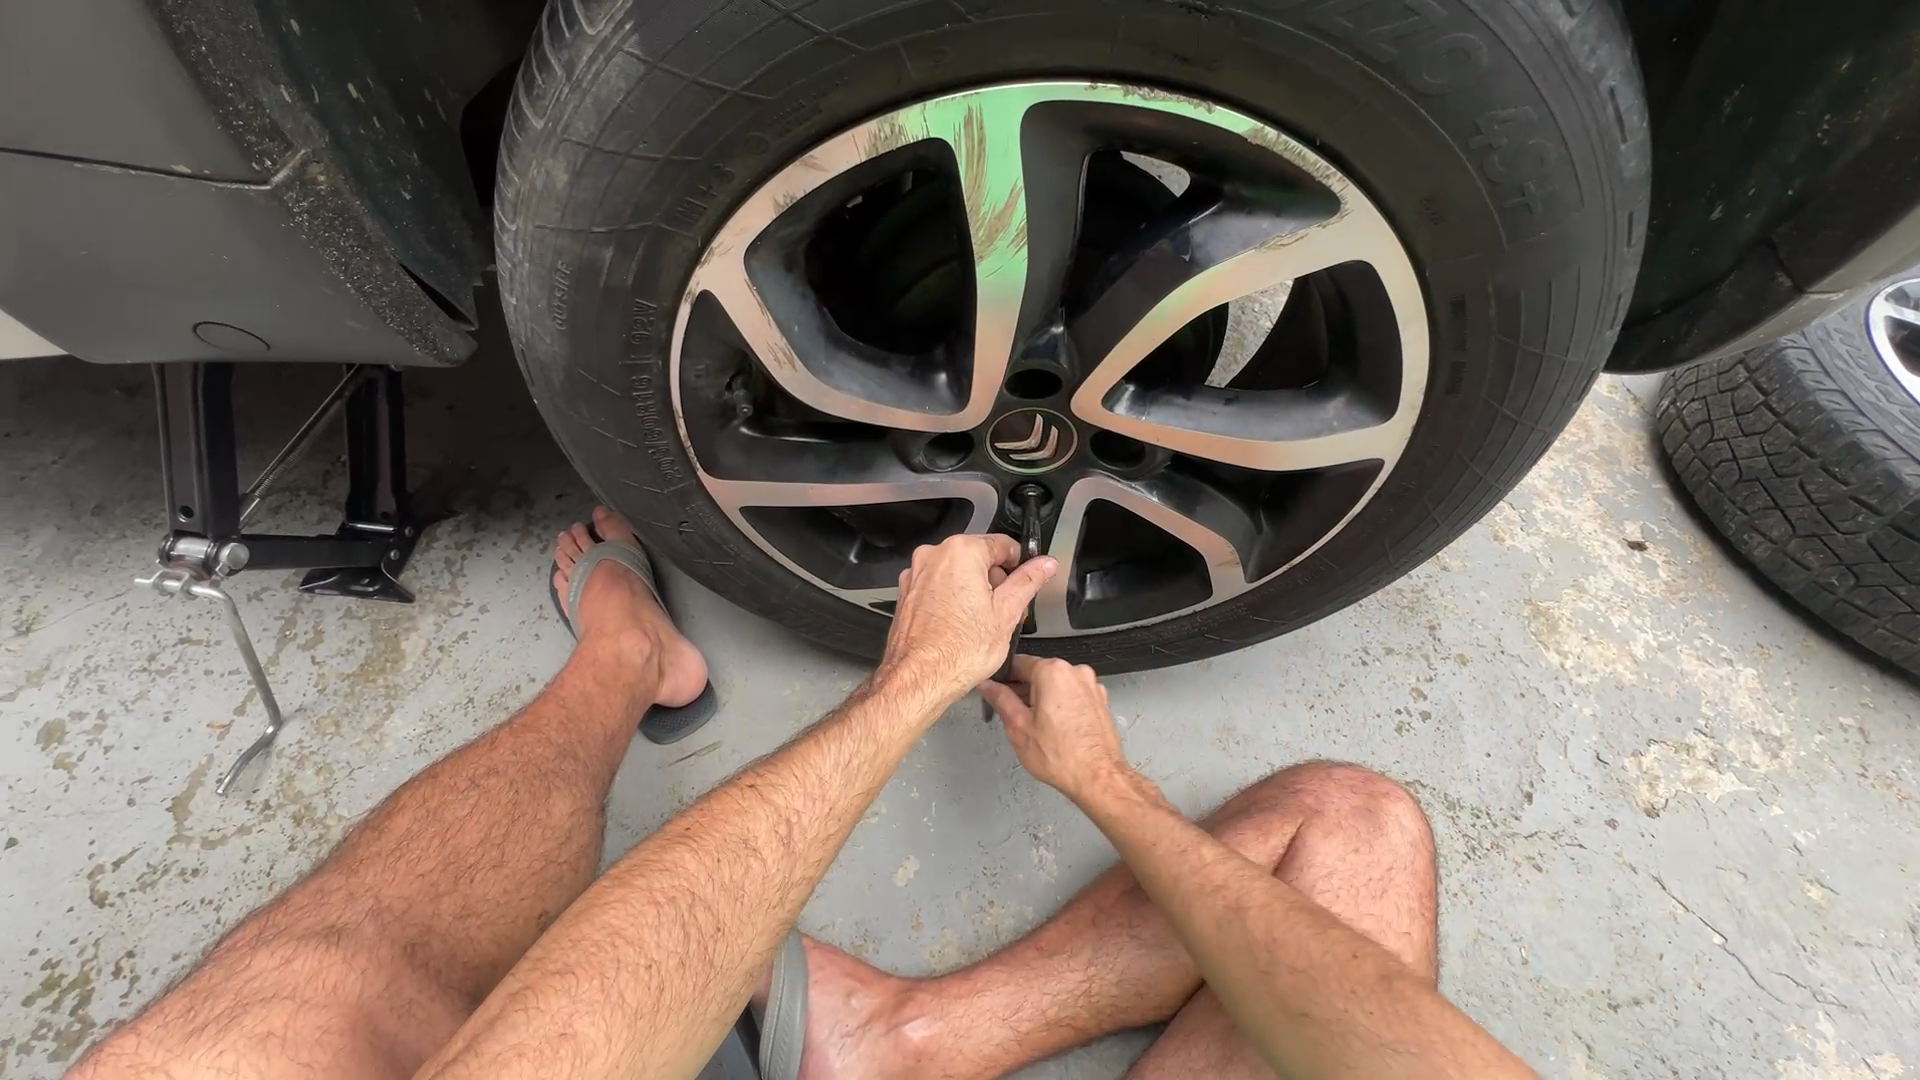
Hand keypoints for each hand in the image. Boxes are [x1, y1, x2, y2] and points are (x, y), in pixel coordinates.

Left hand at [876, 534, 1056, 704]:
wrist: (919, 678)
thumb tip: (1044, 565)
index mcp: (961, 552)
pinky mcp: (908, 594)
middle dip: (996, 581)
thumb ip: (1028, 581)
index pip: (1003, 544)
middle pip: (978, 558)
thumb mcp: (1007, 612)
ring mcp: (917, 575)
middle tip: (1008, 610)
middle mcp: (934, 557)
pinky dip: (953, 600)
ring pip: (958, 574)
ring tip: (984, 624)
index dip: (1021, 563)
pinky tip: (962, 627)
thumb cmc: (957, 651)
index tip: (1027, 578)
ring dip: (975, 592)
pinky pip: (939, 588)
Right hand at [979, 656, 1129, 798]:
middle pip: (1038, 673)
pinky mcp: (1100, 701)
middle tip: (1015, 716)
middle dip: (1023, 691)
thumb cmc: (1063, 757)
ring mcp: (1091, 686)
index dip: (1002, 678)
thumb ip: (1000, 699)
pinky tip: (1056, 729)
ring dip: (1043, 699)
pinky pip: (1073, 696)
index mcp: (1052, 671)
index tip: (996, 691)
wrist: (1099, 778)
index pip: (1017, 663)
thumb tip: (988, 686)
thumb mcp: (1018, 726)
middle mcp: (1075, 672)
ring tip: (1038, 728)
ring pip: (1056, 685)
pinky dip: (1062, 706)